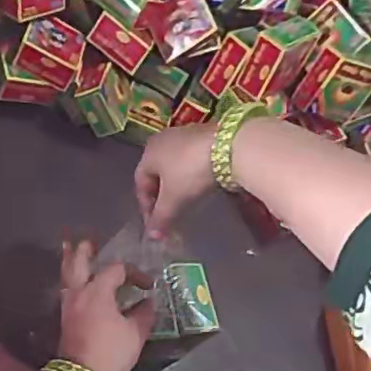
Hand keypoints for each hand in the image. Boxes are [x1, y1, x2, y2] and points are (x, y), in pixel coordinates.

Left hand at [57, 241, 155, 370]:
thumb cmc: (112, 352)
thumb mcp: (136, 333)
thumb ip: (144, 313)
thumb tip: (149, 302)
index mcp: (98, 291)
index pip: (116, 270)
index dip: (134, 272)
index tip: (147, 284)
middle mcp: (79, 293)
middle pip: (78, 263)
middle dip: (83, 251)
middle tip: (88, 240)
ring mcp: (68, 305)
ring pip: (68, 276)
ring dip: (72, 263)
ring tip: (73, 252)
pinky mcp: (64, 319)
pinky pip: (67, 291)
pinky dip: (71, 281)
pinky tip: (77, 283)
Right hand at [134, 123, 218, 239]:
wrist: (230, 147)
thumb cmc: (190, 173)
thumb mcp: (173, 200)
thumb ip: (161, 218)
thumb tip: (153, 237)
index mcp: (148, 153)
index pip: (140, 184)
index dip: (146, 208)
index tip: (156, 224)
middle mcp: (163, 140)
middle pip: (157, 174)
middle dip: (162, 198)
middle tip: (169, 215)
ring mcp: (185, 134)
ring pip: (175, 166)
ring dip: (177, 187)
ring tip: (185, 203)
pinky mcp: (205, 133)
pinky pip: (191, 159)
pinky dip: (192, 176)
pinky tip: (201, 186)